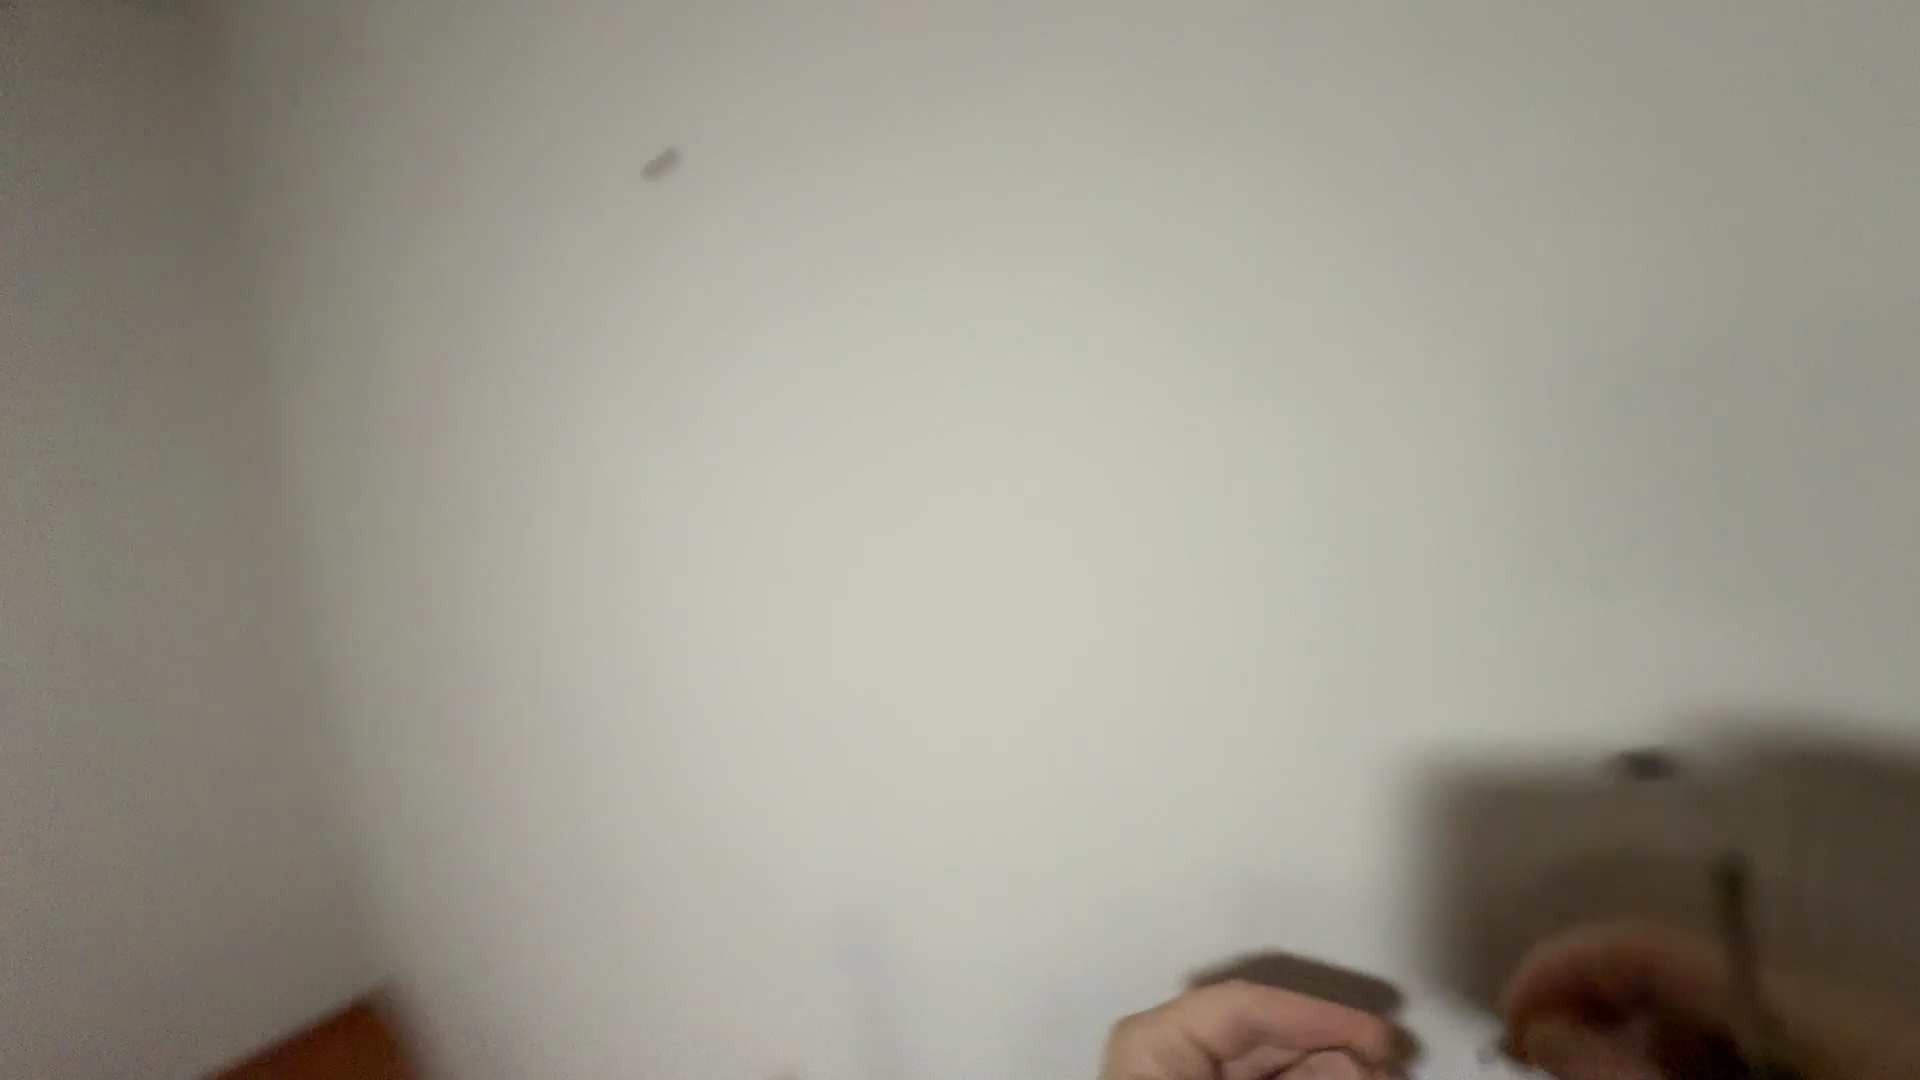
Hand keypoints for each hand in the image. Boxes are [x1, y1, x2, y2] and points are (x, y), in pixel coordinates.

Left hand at [1101, 980, 1400, 1079]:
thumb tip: (1358, 1068)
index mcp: (1156, 1043)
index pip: (1243, 1007)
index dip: (1317, 1015)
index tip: (1384, 1038)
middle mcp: (1168, 1057)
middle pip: (1257, 1039)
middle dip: (1327, 1051)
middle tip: (1390, 1068)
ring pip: (1263, 1074)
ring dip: (1322, 1076)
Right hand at [1501, 922, 1919, 1079]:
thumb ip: (1628, 1079)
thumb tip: (1535, 1032)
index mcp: (1803, 1010)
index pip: (1638, 945)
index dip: (1557, 969)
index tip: (1508, 1024)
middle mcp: (1823, 1012)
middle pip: (1665, 981)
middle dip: (1596, 1022)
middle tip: (1553, 1072)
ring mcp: (1844, 1046)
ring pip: (1698, 1022)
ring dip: (1641, 1054)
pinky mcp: (1852, 1066)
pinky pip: (1741, 1052)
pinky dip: (1686, 1070)